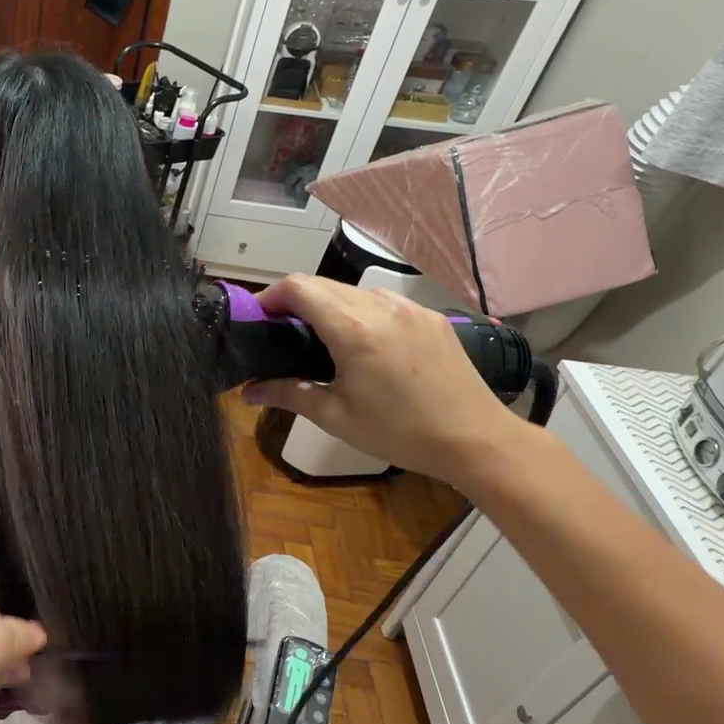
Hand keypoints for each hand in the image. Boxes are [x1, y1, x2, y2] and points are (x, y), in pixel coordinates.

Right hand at [240, 275, 526, 481]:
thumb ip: (288, 394)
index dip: (270, 296)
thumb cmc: (401, 432)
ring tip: (318, 338)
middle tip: (280, 332)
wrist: (476, 439)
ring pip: (353, 290)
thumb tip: (247, 392)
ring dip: (327, 304)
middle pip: (322, 284)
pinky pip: (382, 302)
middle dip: (294, 301)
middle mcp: (380, 307)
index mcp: (353, 329)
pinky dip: (359, 311)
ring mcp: (409, 308)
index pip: (298, 287)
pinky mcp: (429, 317)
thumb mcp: (336, 417)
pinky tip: (360, 343)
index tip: (257, 319)